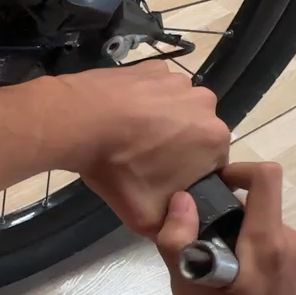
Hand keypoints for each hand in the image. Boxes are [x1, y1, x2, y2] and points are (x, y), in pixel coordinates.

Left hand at [58, 62, 228, 235]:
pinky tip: (120, 115)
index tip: (163, 185)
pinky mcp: (151, 66)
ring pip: (176, 111)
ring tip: (128, 139)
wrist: (79, 122)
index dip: (189, 179)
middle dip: (177, 150)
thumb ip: (171, 228)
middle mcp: (206, 104)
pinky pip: (154, 90)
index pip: (213, 166)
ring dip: (160, 124)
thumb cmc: (119, 170)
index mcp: (216, 139)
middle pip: (196, 136)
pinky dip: (142, 102)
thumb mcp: (145, 218)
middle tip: (142, 164)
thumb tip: (178, 227)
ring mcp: (178, 80)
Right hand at [154, 162, 295, 294]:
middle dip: (227, 217)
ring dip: (237, 237)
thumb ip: (179, 240)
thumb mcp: (189, 289)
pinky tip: (234, 284)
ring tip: (214, 271)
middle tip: (200, 245)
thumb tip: (181, 200)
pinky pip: (272, 245)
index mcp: (268, 241)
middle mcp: (292, 241)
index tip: (212, 189)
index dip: (238, 170)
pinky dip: (250, 252)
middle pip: (258, 205)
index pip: (266, 176)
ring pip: (263, 226)